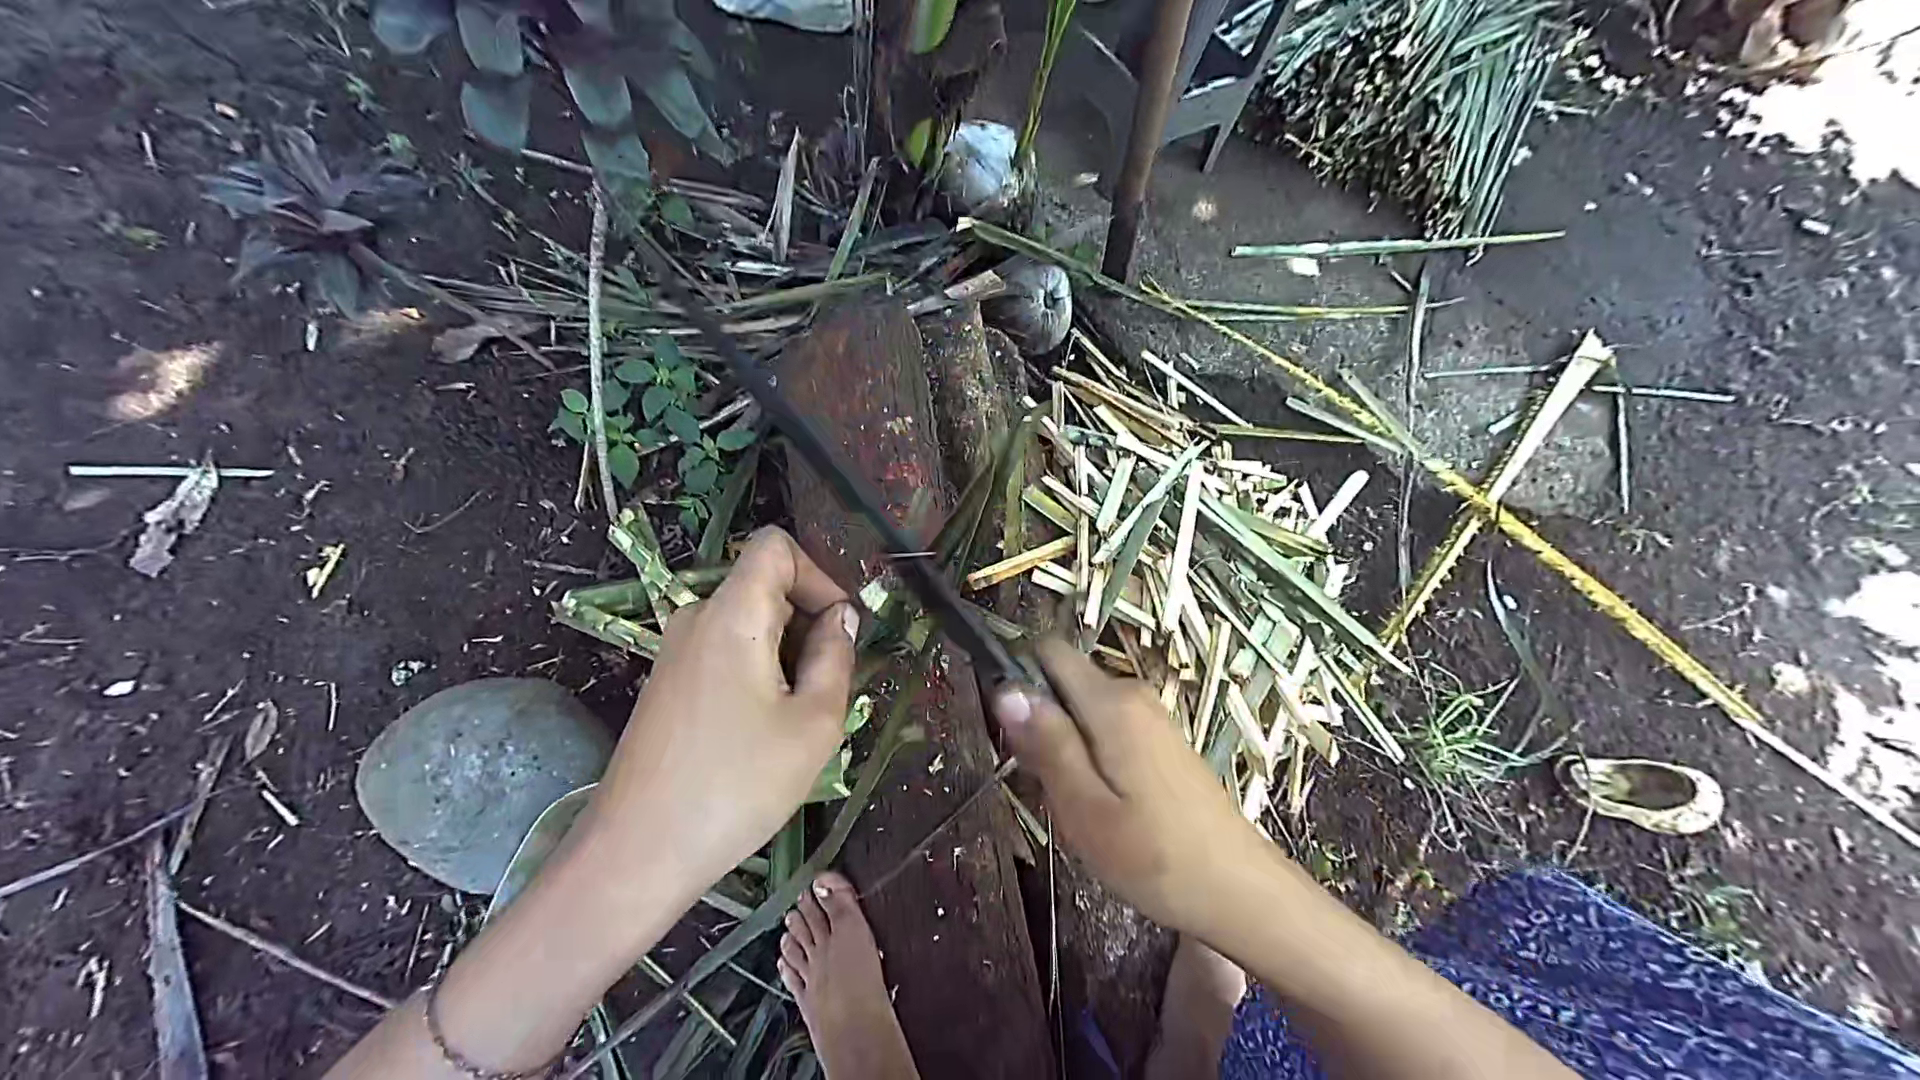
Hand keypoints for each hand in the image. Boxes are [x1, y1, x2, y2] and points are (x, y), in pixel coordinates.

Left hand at [580, 527, 858, 899]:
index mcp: (733, 614)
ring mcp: (677, 650)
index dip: (819, 576)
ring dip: (788, 654)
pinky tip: (763, 730)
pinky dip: (759, 671)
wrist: (637, 853)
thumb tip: (841, 617)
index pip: (776, 547)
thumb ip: (837, 655)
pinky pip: (727, 650)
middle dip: (809, 624)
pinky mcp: (669, 682)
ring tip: (796, 718)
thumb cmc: (737, 785)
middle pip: (767, 587)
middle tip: (827, 690)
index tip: (838, 630)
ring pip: (751, 623)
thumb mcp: (814, 722)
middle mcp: (697, 617)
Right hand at [990, 639, 1279, 935]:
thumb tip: (1005, 688)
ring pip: (1081, 710)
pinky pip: (1106, 728)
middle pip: (1062, 683)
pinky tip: (1105, 808)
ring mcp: (1151, 715)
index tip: (1010, 732)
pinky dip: (1091, 757)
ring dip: (1065, 747)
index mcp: (1111, 703)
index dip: (1019, 678)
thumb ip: (1047, 743)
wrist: (1243, 893)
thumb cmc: (1157, 858)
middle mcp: (1132, 694)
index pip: (1048, 651)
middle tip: (1047, 787)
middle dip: (1042, 724)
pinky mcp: (1161, 738)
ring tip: (1078, 806)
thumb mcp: (1086, 809)